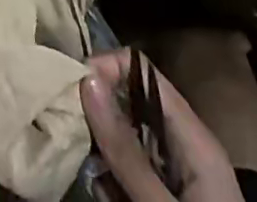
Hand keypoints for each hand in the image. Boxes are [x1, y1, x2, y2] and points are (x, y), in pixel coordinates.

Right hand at [81, 51, 241, 201]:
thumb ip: (126, 149)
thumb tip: (86, 79)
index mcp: (193, 137)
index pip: (143, 72)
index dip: (106, 68)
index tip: (71, 88)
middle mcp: (181, 146)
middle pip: (129, 102)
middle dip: (95, 109)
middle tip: (63, 124)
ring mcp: (170, 174)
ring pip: (122, 138)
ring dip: (96, 146)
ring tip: (74, 158)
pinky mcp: (159, 196)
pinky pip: (124, 172)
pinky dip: (105, 178)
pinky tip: (96, 191)